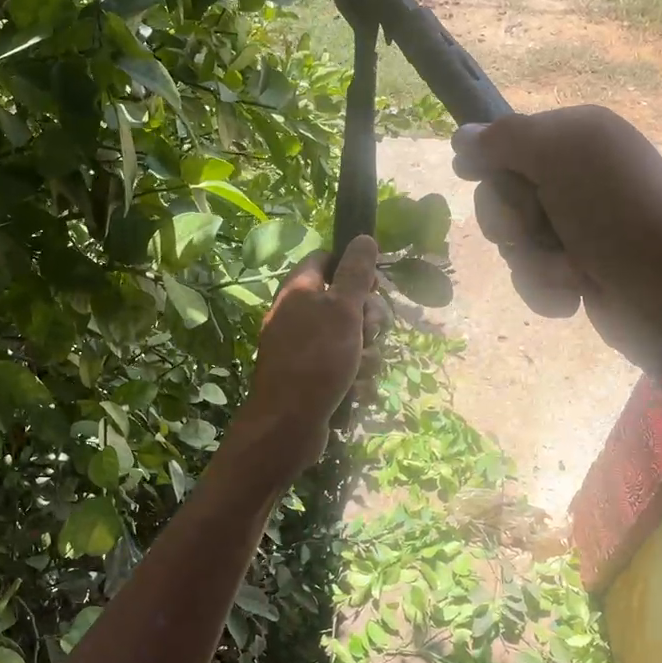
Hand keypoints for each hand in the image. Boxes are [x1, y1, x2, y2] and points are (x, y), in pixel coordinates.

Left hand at [236, 234, 380, 475]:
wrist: (288, 425)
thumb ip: (356, 274)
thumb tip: (364, 237)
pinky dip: (355, 381)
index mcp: (299, 290)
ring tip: (359, 371)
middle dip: (368, 321)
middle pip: (347, 303)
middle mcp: (299, 316)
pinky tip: (353, 393)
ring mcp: (305, 350)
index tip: (374, 285)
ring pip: (353, 340)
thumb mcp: (342, 309)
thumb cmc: (316, 359)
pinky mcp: (313, 380)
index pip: (327, 260)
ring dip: (366, 356)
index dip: (354, 268)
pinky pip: (347, 371)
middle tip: (369, 334)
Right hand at [452, 106, 661, 366]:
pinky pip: (529, 276)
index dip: (489, 167)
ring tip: (570, 271)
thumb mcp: (561, 158)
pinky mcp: (573, 270)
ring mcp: (574, 227)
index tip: (477, 178)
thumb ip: (505, 139)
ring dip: (532, 261)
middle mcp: (575, 178)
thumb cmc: (619, 216)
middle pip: (499, 197)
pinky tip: (574, 295)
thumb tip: (461, 137)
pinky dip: (544, 288)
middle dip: (509, 222)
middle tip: (532, 230)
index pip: (503, 145)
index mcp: (577, 138)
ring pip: (511, 242)